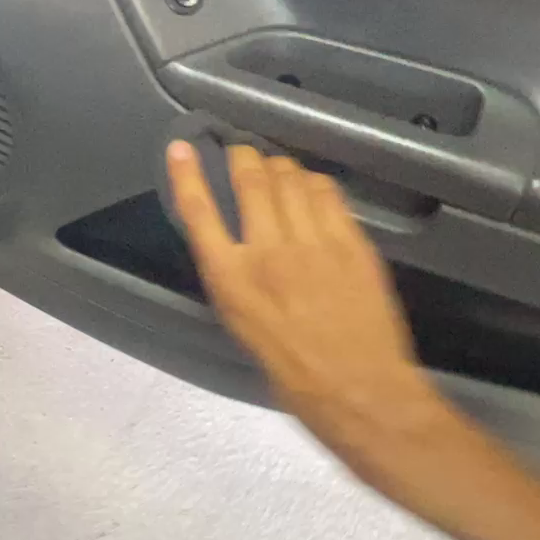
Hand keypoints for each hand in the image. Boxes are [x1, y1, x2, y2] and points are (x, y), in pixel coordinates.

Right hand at [166, 142, 470, 486]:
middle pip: (250, 180)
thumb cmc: (291, 370)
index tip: (181, 148)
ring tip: (277, 167)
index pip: (198, 212)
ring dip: (279, 165)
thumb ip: (235, 277)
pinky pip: (327, 193)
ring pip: (290, 179)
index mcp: (231, 280)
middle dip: (243, 156)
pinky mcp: (350, 243)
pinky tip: (311, 187)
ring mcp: (313, 244)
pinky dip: (313, 182)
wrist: (359, 391)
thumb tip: (237, 240)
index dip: (186, 174)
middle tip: (242, 152)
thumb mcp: (242, 324)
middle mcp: (267, 252)